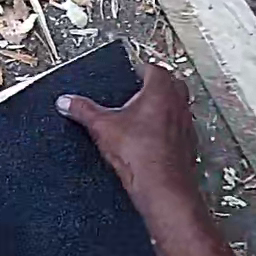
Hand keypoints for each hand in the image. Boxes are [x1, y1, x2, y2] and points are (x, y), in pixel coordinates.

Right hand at [57, 63, 204, 220]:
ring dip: (164, 109)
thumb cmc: (141, 154)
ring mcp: (186, 125)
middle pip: (171, 84)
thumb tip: (67, 102)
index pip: (154, 68)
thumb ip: (83, 110)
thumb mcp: (102, 127)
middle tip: (140, 91)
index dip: (141, 69)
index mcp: (160, 91)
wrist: (162, 186)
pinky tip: (153, 141)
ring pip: (178, 108)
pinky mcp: (188, 146)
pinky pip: (179, 131)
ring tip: (145, 116)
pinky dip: (168, 131)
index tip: (133, 71)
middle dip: (155, 86)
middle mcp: (178, 105)